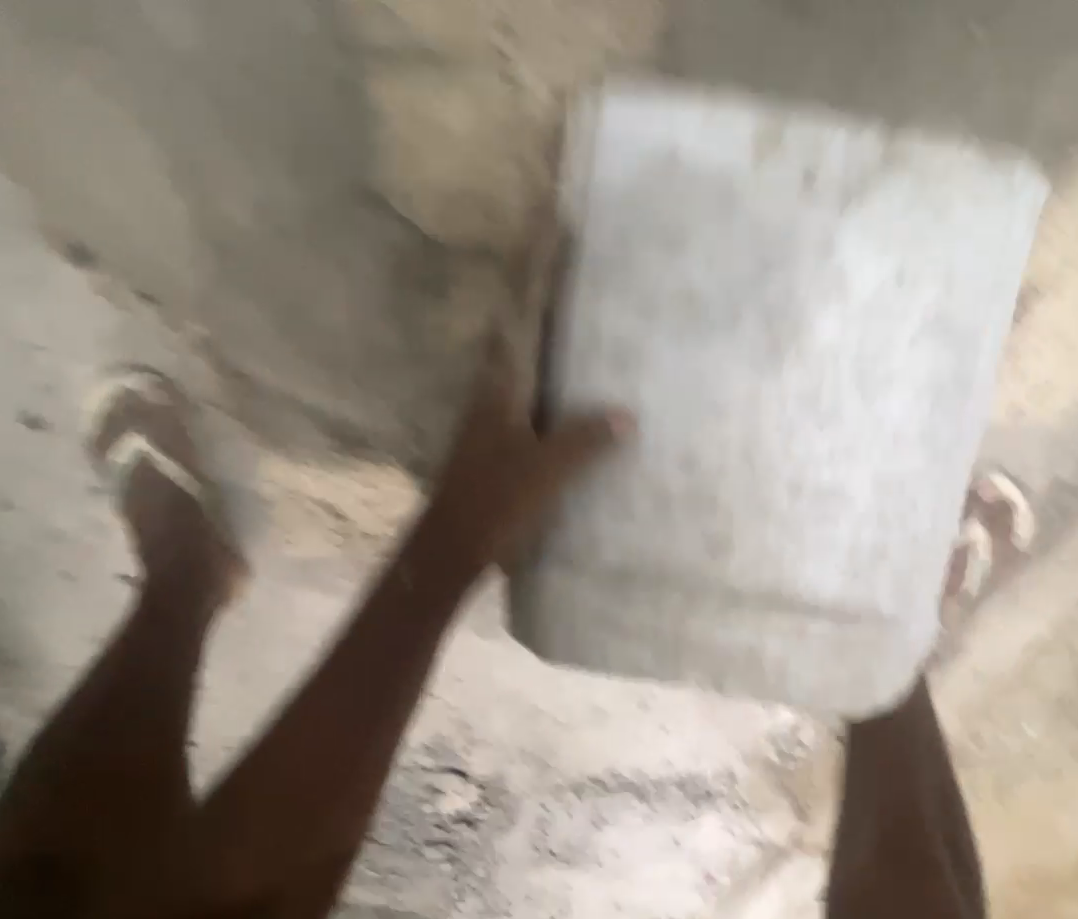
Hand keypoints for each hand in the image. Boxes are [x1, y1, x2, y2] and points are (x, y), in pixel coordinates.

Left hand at [420, 226, 631, 571]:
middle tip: (568, 240)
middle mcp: (496, 379)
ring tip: (574, 288)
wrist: (451, 543)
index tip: (554, 217)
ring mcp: (496, 401)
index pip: (523, 306)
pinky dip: (548, 350)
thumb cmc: (493, 501)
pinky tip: (571, 364)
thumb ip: (584, 440)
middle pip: (518, 311)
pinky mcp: (502, 423)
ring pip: (520, 339)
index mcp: (503, 379)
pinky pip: (529, 370)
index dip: (538, 262)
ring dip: (540, 307)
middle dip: (538, 272)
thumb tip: (627, 414)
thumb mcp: (545, 470)